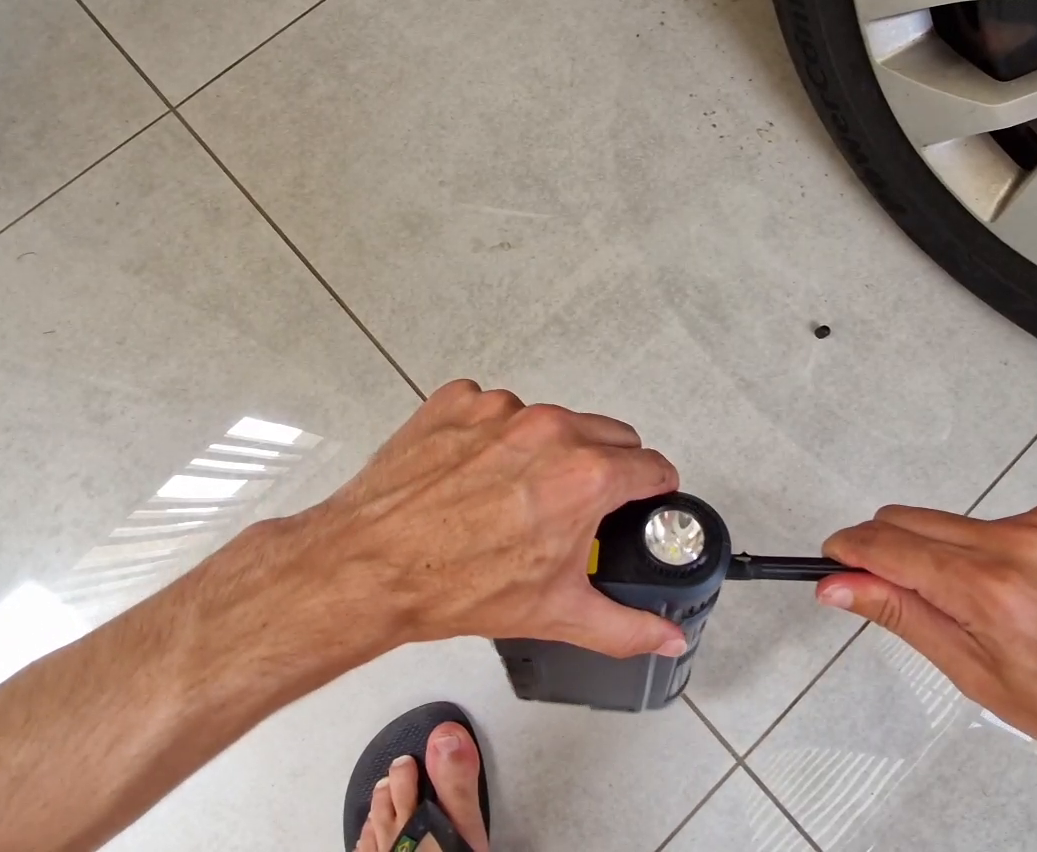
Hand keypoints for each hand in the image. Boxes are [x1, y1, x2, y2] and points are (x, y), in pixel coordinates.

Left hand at [286, 380, 687, 657]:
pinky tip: (475, 472)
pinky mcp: (460, 401)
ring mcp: (500, 409)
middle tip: (581, 504)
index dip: (656, 487)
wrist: (371, 566)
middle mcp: (548, 430)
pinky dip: (495, 435)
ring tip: (517, 491)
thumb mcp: (555, 614)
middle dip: (609, 466)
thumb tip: (666, 636)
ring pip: (552, 421)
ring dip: (549, 449)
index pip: (651, 465)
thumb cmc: (455, 586)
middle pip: (609, 435)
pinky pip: (497, 410)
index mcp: (584, 476)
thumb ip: (626, 626)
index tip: (648, 496)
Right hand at [816, 504, 1036, 782]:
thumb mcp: (977, 676)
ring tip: (961, 604)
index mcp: (988, 588)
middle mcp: (1013, 542)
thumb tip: (841, 586)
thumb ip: (900, 615)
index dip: (847, 550)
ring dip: (929, 550)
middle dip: (881, 548)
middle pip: (906, 518)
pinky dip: (972, 547)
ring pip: (943, 519)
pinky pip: (985, 521)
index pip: (885, 543)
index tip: (832, 564)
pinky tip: (1001, 589)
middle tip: (885, 592)